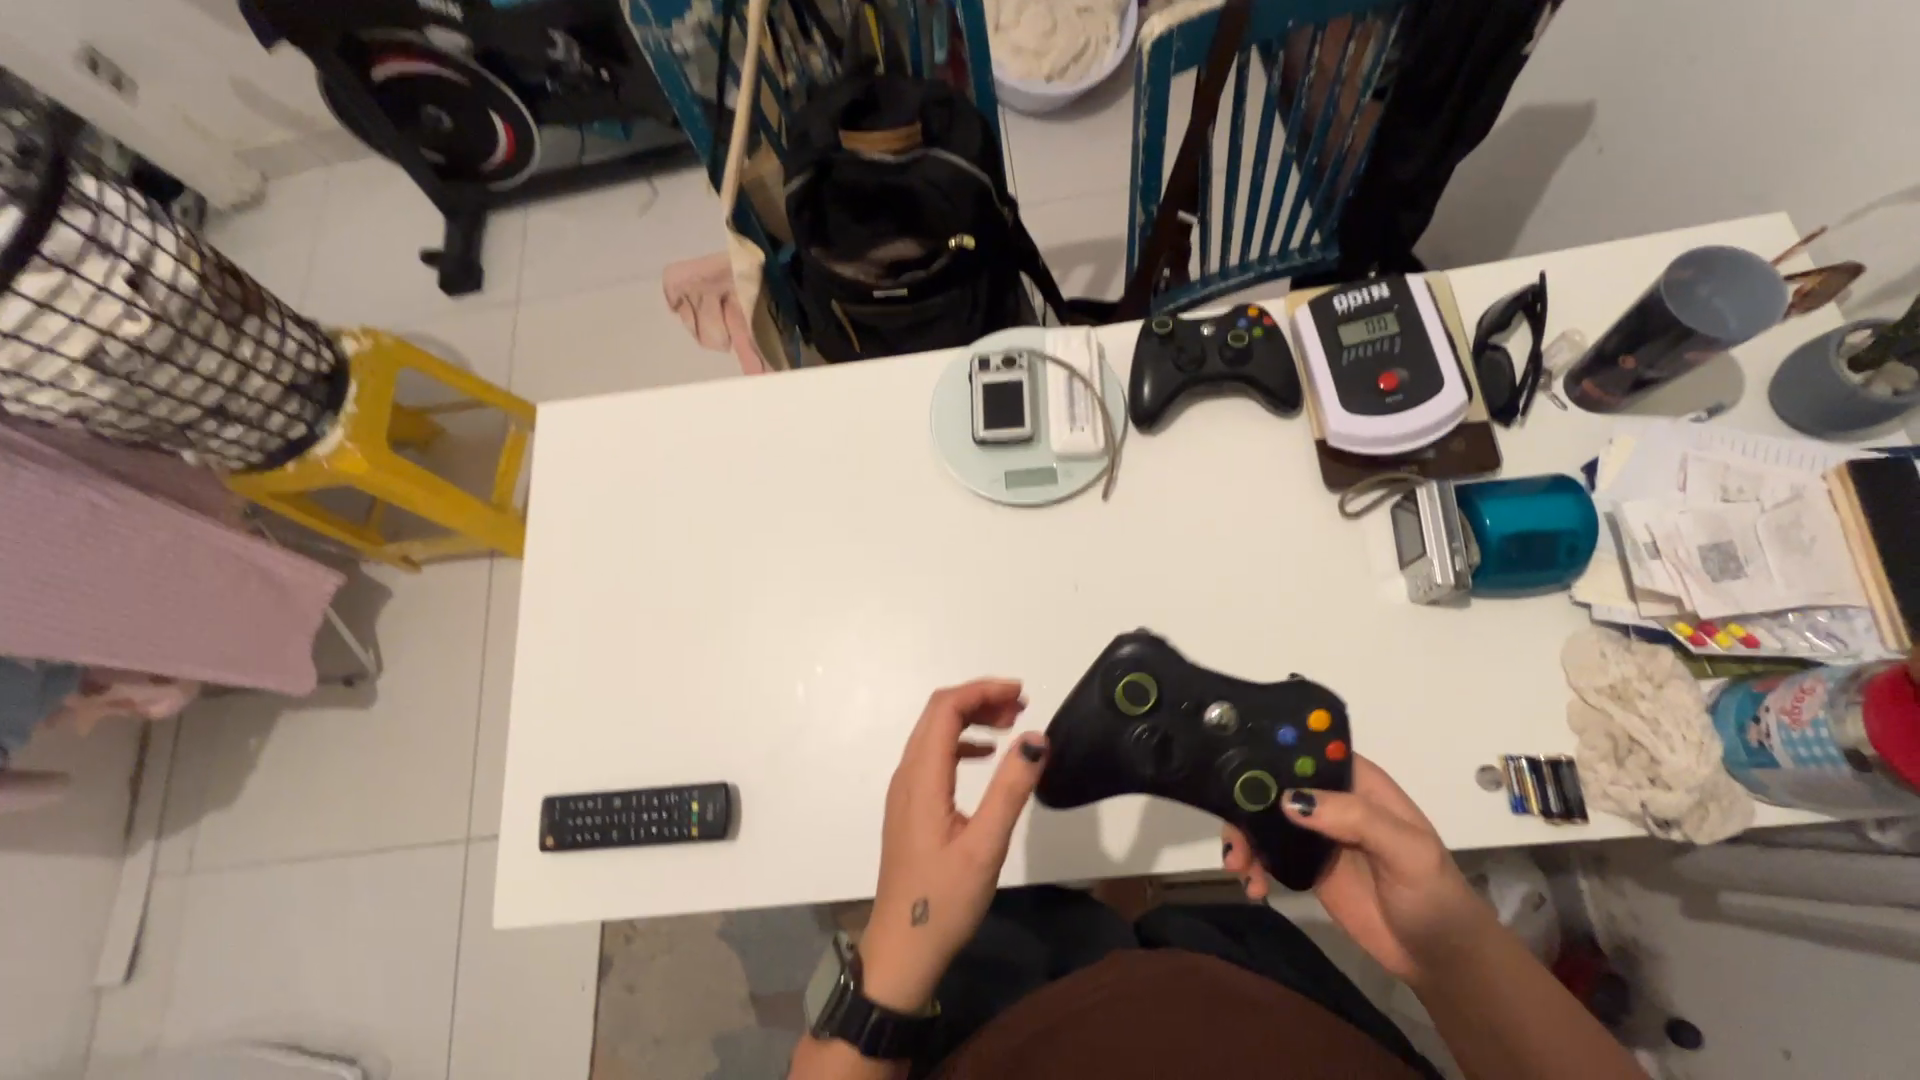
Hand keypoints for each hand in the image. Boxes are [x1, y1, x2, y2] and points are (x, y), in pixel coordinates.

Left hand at [861, 679, 1048, 1012]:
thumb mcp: (986, 846)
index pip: (944, 709)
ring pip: (934, 734)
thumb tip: (1036, 737)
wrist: (904, 948)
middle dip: (979, 699)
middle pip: (937, 714)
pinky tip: (987, 757)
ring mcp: (905, 791)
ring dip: (971, 720)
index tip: (1021, 693)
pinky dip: (962, 744)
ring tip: (1012, 724)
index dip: (981, 690)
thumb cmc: (945, 900)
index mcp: (922, 778)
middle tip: (1022, 706)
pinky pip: (934, 757)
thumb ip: (1011, 788)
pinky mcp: (911, 807)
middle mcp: (907, 775)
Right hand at [1221, 755, 1494, 985]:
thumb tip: (1290, 799)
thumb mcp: (1407, 851)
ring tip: (1239, 868)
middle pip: (1275, 785)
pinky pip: (1266, 855)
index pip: (1309, 751)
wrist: (1440, 959)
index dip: (1272, 750)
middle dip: (1245, 802)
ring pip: (1263, 820)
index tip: (1234, 762)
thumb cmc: (1435, 895)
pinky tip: (1253, 887)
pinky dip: (1252, 866)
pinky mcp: (1304, 867)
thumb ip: (1356, 818)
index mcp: (1358, 783)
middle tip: (1234, 830)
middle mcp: (1332, 801)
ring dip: (1244, 838)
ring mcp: (1315, 834)